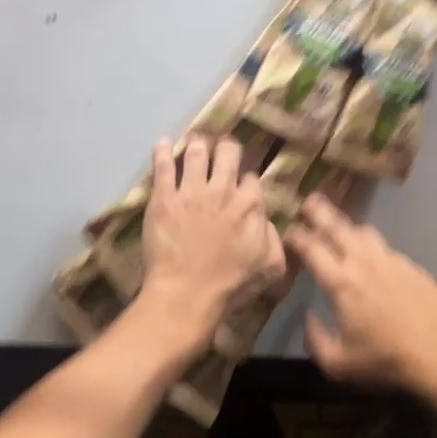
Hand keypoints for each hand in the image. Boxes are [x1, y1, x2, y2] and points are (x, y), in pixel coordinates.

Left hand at [137, 136, 285, 338]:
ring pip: (197, 153)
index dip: (247, 179)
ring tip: (196, 143)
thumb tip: (265, 219)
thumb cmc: (230, 285)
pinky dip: (164, 151)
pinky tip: (163, 143)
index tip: (242, 184)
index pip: (251, 178)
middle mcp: (223, 190)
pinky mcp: (164, 197)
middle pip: (228, 153)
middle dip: (226, 148)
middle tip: (221, 150)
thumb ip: (273, 236)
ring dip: (198, 145)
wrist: (187, 294)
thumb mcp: (270, 266)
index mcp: (249, 205)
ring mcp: (192, 191)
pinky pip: (164, 165)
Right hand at [284, 194, 436, 388]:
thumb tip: (309, 318)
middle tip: (310, 200)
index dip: (297, 236)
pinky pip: (386, 249)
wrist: (436, 352)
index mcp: (342, 283)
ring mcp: (390, 260)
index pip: (312, 249)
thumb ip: (315, 340)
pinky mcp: (410, 265)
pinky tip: (374, 260)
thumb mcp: (338, 364)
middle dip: (321, 212)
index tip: (288, 229)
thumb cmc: (384, 359)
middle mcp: (363, 263)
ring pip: (364, 231)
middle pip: (338, 227)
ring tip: (341, 228)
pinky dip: (373, 247)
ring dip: (348, 227)